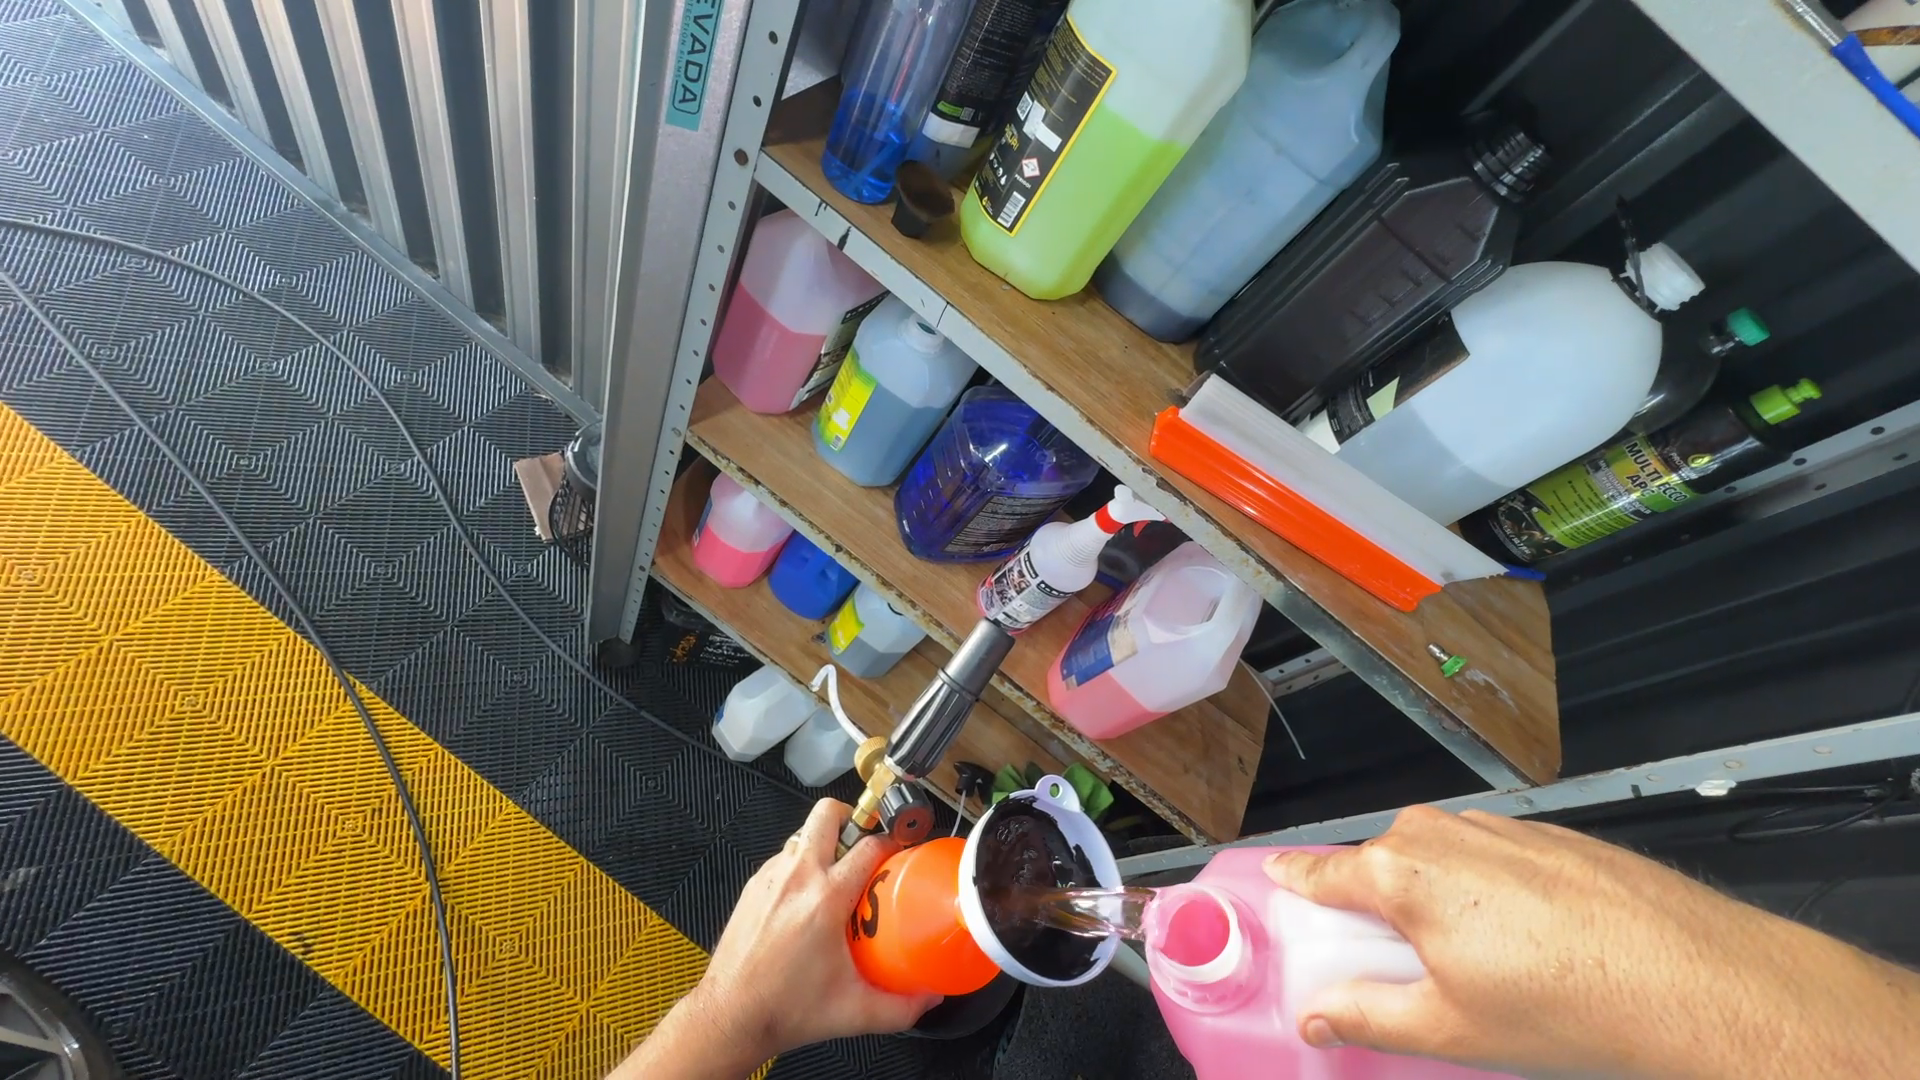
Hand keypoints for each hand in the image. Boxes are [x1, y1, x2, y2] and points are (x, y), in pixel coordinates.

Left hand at [609, 799, 938, 1078]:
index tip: (899, 851)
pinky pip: (785, 857)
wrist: (729, 1017)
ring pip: (805, 833)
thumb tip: (929, 998)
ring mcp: (772, 876)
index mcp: (825, 898)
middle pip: (829, 812)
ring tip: (837, 872)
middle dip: (851, 816)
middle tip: (863, 840)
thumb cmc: (782, 1008)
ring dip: (824, 843)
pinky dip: (801, 865)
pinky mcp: (754, 884)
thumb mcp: (852, 1012)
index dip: (891, 843)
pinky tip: (806, 897)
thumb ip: (901, 1007)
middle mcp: (797, 877)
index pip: (870, 846)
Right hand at [1265, 806, 1919, 1079]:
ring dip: (1434, 892)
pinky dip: (1484, 883)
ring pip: (1431, 856)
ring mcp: (1484, 824)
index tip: (1276, 880)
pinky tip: (1531, 931)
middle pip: (1376, 864)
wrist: (1701, 981)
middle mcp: (1428, 834)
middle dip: (1378, 903)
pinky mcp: (1535, 829)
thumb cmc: (1565, 1007)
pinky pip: (1481, 851)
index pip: (1316, 870)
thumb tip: (1312, 1018)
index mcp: (1395, 873)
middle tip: (1406, 955)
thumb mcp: (1451, 1028)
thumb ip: (1366, 1015)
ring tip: (1483, 950)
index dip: (1291, 879)